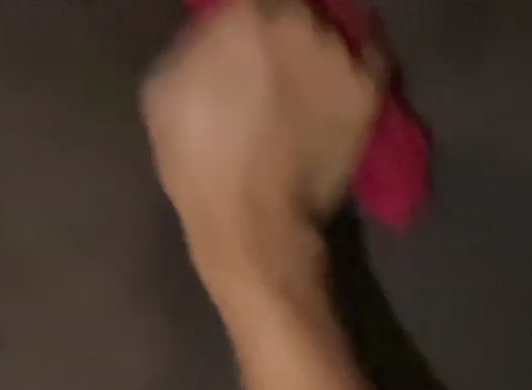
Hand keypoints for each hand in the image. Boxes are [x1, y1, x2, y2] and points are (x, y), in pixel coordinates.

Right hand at [142, 0, 387, 283]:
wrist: (251, 225)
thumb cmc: (196, 168)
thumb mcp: (161, 98)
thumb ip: (192, 51)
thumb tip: (212, 39)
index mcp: (242, 15)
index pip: (250, 1)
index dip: (246, 24)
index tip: (241, 48)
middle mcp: (298, 19)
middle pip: (295, 10)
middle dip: (282, 36)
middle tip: (270, 72)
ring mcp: (339, 52)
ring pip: (331, 35)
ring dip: (316, 56)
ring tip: (303, 94)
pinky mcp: (369, 87)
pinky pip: (369, 60)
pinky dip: (354, 71)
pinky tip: (337, 92)